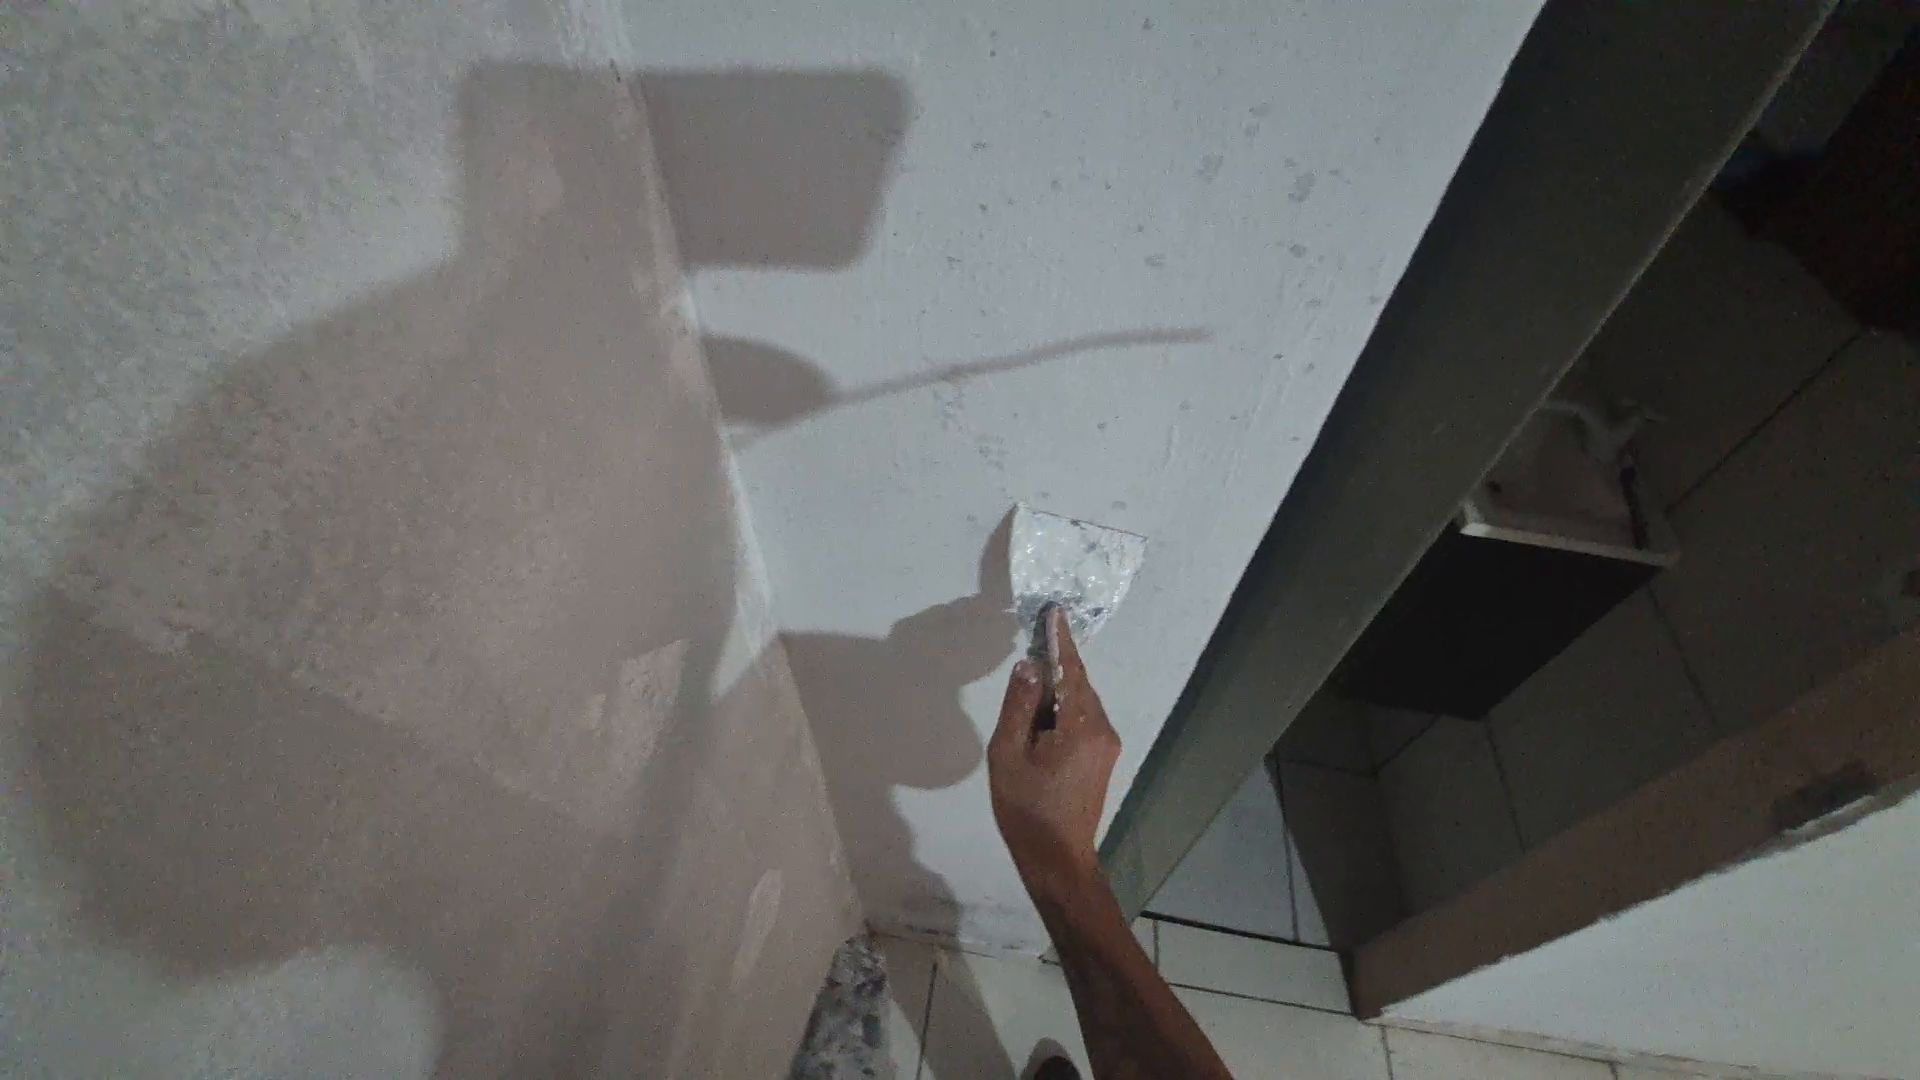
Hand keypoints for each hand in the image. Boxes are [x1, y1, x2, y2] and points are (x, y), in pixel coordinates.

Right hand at [989, 607, 1122, 904]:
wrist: (1057, 858)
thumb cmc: (1026, 808)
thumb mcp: (1008, 753)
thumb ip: (1019, 705)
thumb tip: (1029, 666)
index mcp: (1082, 726)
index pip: (1072, 671)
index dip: (1061, 641)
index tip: (1055, 613)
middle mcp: (1103, 730)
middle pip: (1079, 685)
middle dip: (1056, 666)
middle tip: (1030, 647)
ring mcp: (1107, 745)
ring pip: (1080, 702)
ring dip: (1057, 689)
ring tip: (1027, 687)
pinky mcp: (1102, 757)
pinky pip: (1082, 718)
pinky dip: (1063, 708)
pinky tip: (1040, 715)